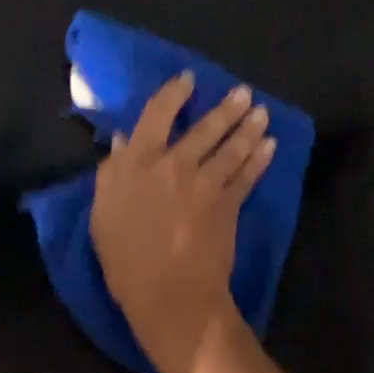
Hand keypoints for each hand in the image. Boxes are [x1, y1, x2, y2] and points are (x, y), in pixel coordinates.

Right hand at [90, 72, 275, 372]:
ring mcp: (206, 183)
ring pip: (232, 147)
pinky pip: (248, 175)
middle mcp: (174, 163)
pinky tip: (270, 147)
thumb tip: (122, 140)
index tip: (188, 80)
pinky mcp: (229, 204)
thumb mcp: (103, 214)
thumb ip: (113, 173)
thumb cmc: (125, 258)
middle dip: (227, 108)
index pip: (157, 115)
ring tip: (262, 113)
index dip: (174, 93)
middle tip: (244, 93)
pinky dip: (260, 159)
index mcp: (138, 162)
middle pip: (204, 128)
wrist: (169, 293)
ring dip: (249, 128)